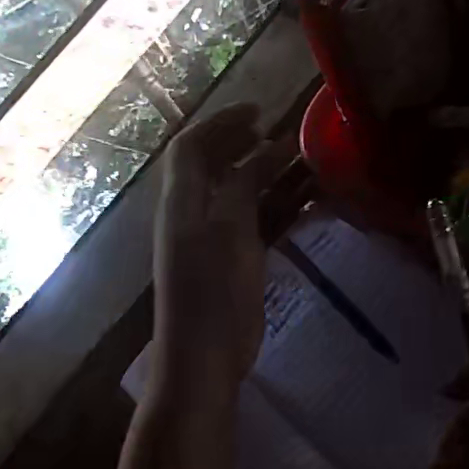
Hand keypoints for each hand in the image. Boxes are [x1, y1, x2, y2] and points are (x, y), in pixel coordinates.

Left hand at [153, 104, 284, 386]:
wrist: (203, 355)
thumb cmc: (215, 290)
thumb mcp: (231, 228)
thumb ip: (244, 184)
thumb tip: (264, 149)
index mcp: (180, 202)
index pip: (192, 147)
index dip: (221, 123)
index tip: (260, 113)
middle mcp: (186, 216)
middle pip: (206, 167)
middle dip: (236, 143)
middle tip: (273, 133)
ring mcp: (203, 243)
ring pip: (227, 194)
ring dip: (253, 174)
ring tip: (287, 162)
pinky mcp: (221, 267)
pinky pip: (240, 222)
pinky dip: (261, 206)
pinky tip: (287, 204)